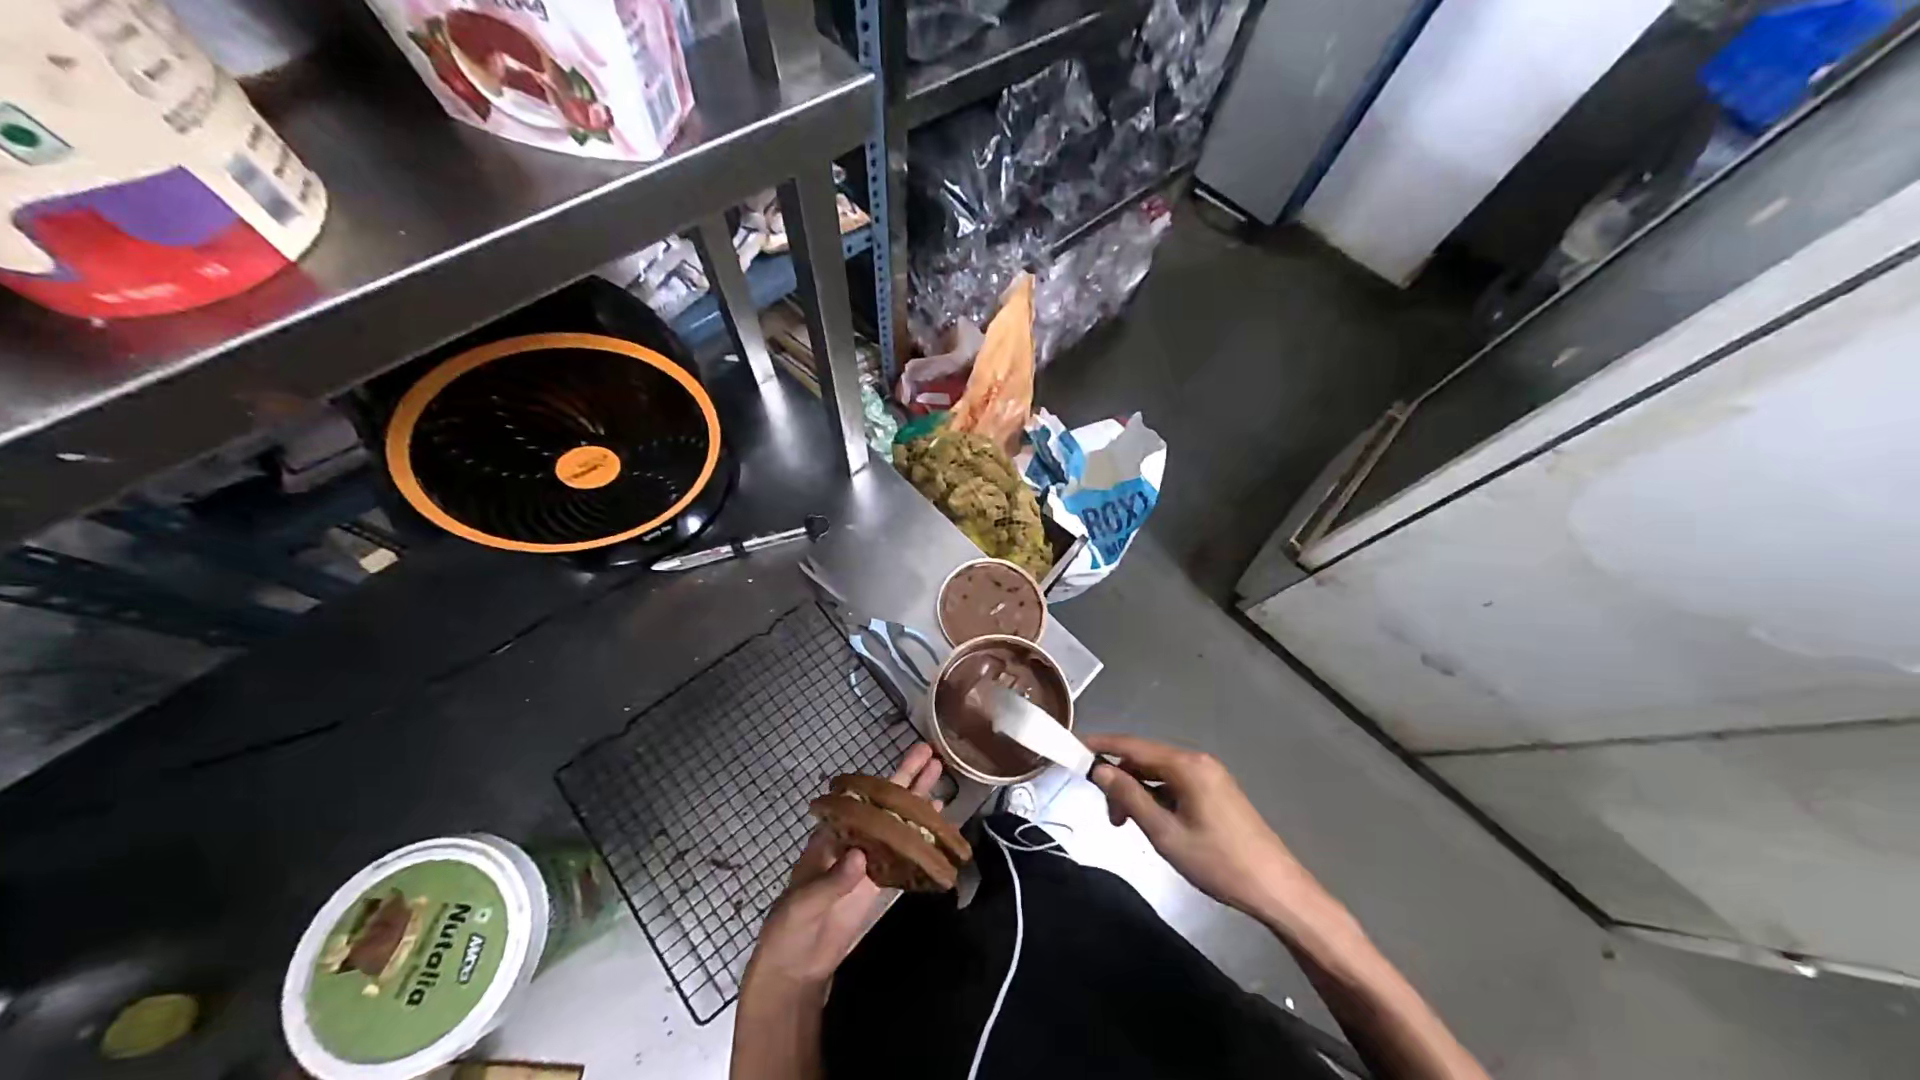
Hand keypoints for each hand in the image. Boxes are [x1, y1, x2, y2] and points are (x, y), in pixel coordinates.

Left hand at [742, 743, 944, 997]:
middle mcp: (853, 840)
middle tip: (932, 754)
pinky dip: (920, 837)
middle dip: (907, 779)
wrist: (795, 968)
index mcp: (831, 836)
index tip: (903, 761)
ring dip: (917, 802)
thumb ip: (831, 881)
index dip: (885, 781)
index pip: (862, 800)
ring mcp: (868, 861)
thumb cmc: (789, 928)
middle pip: (884, 805)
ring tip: (940, 777)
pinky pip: (903, 854)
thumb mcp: (803, 904)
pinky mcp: (879, 882)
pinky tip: (936, 822)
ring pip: (897, 824)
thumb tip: (859, 856)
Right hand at [1086, 734, 1326, 925]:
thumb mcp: (1165, 833)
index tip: (1073, 748)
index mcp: (1186, 765)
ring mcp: (1210, 775)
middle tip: (1109, 815)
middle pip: (1145, 758)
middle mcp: (1198, 761)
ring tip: (1128, 824)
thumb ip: (1129, 797)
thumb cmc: (1218, 862)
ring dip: (1137, 791)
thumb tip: (1100, 770)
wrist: (1276, 889)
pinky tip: (1153, 822)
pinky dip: (1156, 797)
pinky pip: (1175, 783)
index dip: (1101, 745)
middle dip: (1120, 779)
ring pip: (1159, 772)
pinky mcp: (1216, 791)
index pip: (1132, 745)